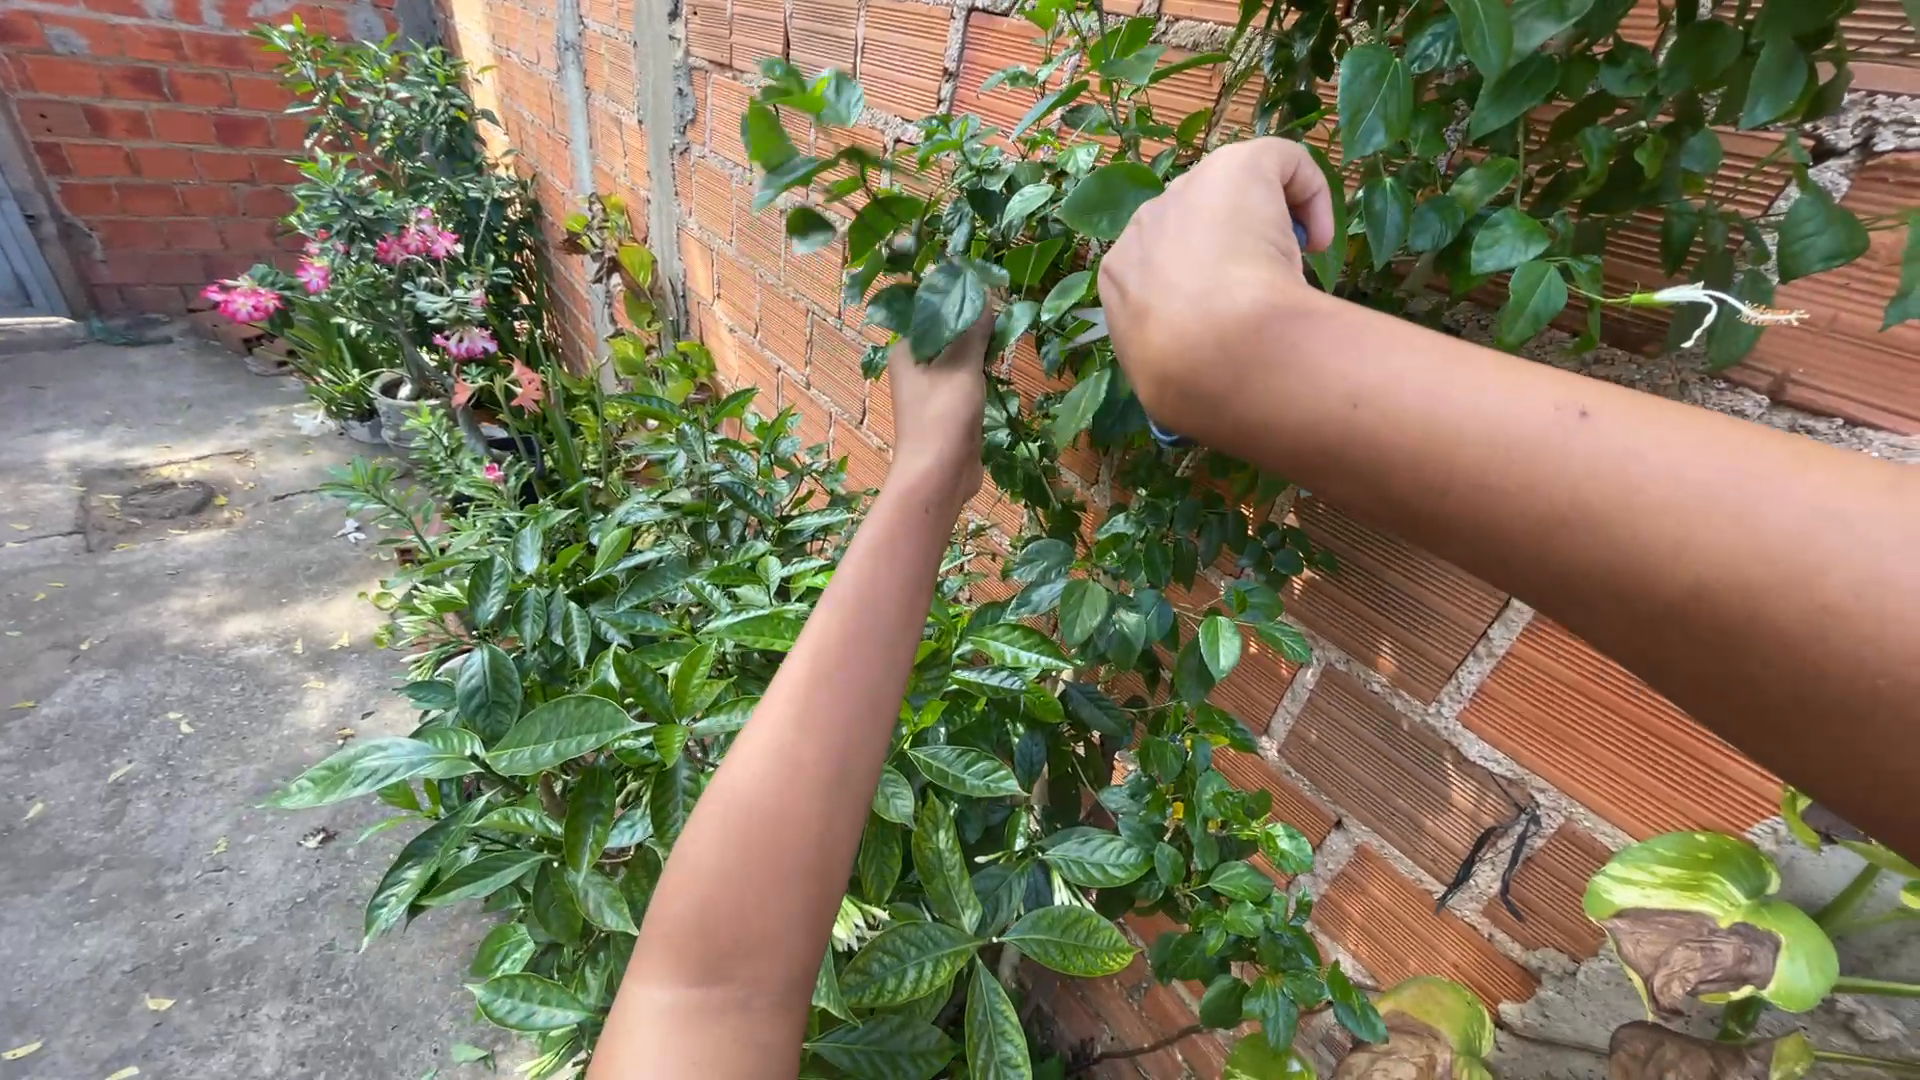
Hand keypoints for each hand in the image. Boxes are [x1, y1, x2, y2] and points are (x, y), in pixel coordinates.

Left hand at [883, 308, 991, 515]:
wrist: (939, 475)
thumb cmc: (943, 416)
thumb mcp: (962, 366)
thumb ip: (974, 332)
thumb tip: (987, 300)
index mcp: (907, 352)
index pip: (932, 314)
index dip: (960, 302)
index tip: (990, 294)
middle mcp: (914, 369)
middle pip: (948, 337)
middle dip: (975, 329)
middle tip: (1004, 315)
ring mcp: (931, 392)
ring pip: (960, 361)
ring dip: (981, 354)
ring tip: (1006, 337)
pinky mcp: (948, 411)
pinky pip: (967, 384)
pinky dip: (982, 377)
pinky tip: (1000, 369)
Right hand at [1098, 138, 1334, 435]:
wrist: (1209, 351)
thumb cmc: (1182, 379)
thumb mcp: (1159, 383)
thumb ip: (1166, 369)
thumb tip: (1184, 401)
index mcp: (1116, 276)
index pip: (1160, 264)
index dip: (1196, 285)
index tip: (1224, 319)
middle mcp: (1144, 226)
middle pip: (1193, 224)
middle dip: (1226, 252)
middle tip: (1256, 296)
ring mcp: (1187, 193)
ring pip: (1233, 196)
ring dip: (1262, 229)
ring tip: (1285, 274)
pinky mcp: (1234, 167)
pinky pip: (1281, 164)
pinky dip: (1308, 194)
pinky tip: (1317, 242)